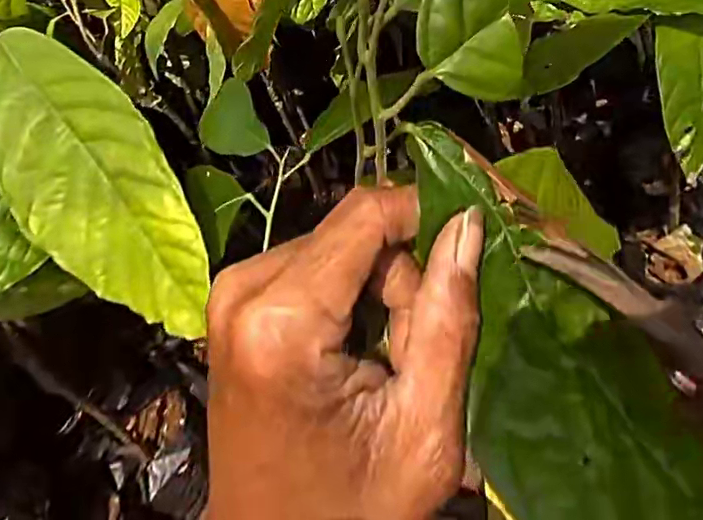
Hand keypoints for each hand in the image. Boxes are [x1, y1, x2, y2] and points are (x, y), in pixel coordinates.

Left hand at [204, 186, 484, 519]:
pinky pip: (317, 259)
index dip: (423, 211)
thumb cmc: (351, 511)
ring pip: (340, 241)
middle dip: (402, 274)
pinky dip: (350, 291)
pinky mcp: (239, 295)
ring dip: (380, 286)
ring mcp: (235, 288)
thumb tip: (466, 223)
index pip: (365, 213)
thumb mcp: (422, 430)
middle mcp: (246, 287)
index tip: (465, 240)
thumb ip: (448, 318)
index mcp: (282, 321)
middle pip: (354, 229)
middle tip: (413, 349)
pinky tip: (356, 348)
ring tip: (387, 358)